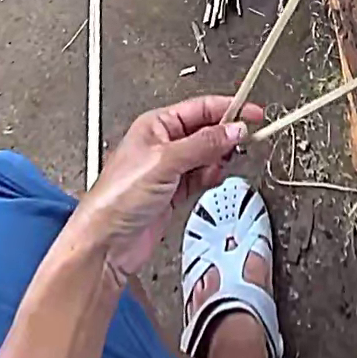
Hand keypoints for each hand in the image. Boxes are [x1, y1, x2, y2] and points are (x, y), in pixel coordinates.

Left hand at [71, 95, 264, 281]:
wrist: (102, 249)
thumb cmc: (114, 201)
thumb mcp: (165, 162)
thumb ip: (205, 143)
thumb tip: (235, 129)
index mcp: (157, 125)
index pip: (203, 108)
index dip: (230, 108)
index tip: (253, 113)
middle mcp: (165, 143)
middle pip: (209, 130)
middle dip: (224, 139)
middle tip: (239, 144)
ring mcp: (171, 167)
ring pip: (211, 153)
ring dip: (218, 161)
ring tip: (213, 169)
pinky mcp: (176, 190)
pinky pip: (206, 174)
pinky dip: (212, 177)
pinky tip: (208, 180)